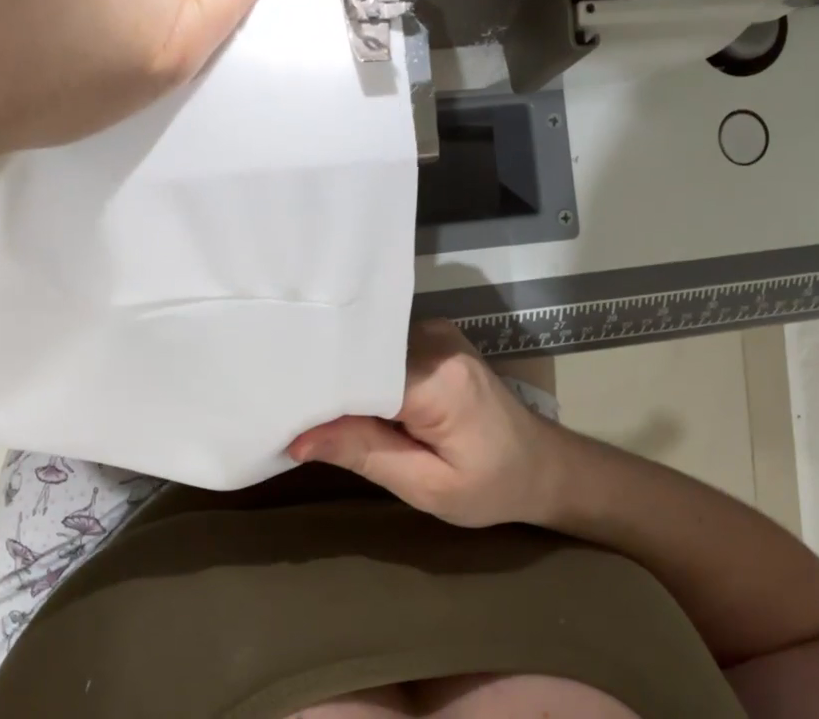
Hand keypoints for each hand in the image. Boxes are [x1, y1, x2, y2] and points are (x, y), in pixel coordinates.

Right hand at [287, 320, 570, 528]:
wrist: (542, 464)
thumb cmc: (492, 486)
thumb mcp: (428, 487)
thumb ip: (365, 454)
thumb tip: (297, 440)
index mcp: (439, 379)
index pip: (360, 375)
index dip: (318, 392)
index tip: (276, 410)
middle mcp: (434, 340)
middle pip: (359, 353)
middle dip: (321, 379)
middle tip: (275, 402)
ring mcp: (432, 331)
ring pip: (365, 347)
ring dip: (336, 374)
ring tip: (297, 397)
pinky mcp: (428, 335)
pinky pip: (378, 348)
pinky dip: (356, 370)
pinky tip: (333, 389)